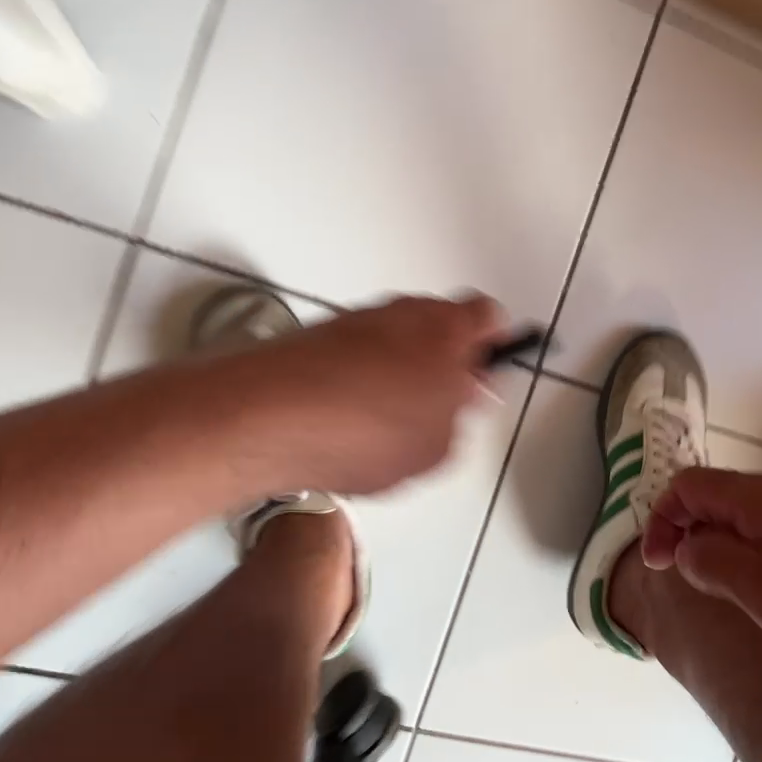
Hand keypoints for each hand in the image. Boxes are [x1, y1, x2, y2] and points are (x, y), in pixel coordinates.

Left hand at [216, 294, 506, 496]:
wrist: (266, 417)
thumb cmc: (363, 429)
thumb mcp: (438, 449)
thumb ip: (460, 419)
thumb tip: (458, 405)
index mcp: (449, 329)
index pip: (489, 317)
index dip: (494, 344)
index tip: (489, 370)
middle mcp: (404, 311)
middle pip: (440, 326)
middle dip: (444, 361)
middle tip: (442, 406)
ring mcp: (357, 319)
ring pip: (396, 340)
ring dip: (399, 372)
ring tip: (389, 427)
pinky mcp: (318, 335)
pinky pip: (356, 355)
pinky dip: (360, 379)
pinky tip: (349, 424)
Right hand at [641, 467, 761, 670]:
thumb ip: (713, 564)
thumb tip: (686, 548)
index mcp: (756, 498)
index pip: (686, 487)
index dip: (661, 520)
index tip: (658, 566)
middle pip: (714, 497)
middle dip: (688, 534)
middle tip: (689, 582)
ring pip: (745, 517)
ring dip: (722, 547)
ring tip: (726, 593)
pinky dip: (754, 554)